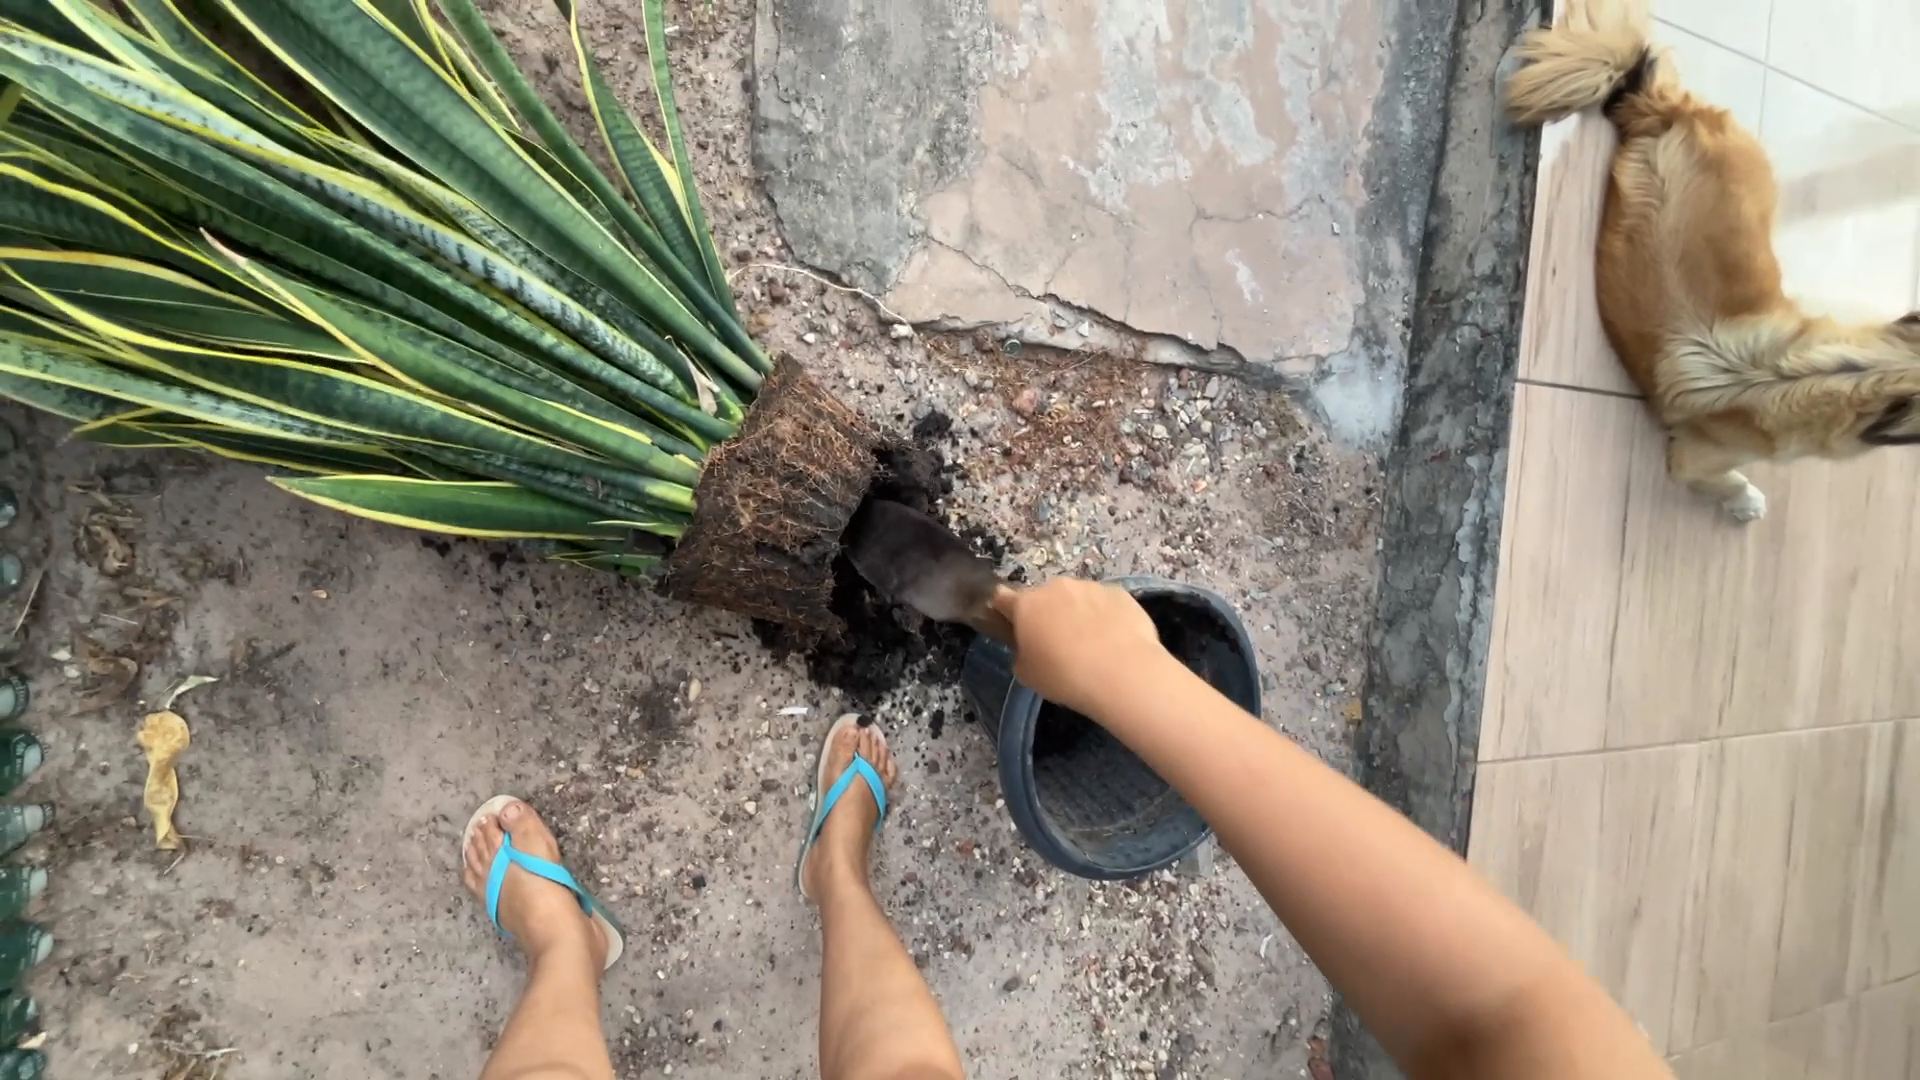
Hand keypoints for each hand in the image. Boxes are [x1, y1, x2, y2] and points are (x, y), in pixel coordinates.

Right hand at [991, 579, 1168, 715]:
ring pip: (1076, 597)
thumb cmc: (1065, 677)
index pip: (1003, 599)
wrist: (1123, 674)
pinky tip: (1115, 641)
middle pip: (1044, 597)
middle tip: (1058, 644)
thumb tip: (1030, 649)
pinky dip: (1106, 616)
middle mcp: (1056, 587)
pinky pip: (1105, 603)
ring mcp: (1090, 586)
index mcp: (1026, 604)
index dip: (1006, 612)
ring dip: (1078, 613)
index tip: (1014, 628)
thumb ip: (1022, 655)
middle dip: (1047, 614)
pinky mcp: (1119, 592)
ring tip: (1092, 644)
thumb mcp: (1028, 675)